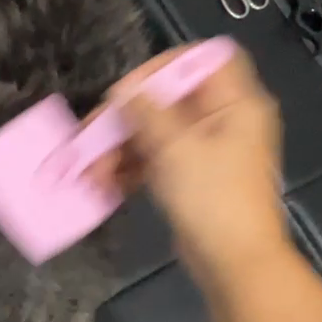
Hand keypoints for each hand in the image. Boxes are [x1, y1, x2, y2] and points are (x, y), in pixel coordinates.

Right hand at [92, 43, 292, 289]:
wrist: (231, 259)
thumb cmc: (212, 198)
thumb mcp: (176, 149)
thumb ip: (147, 113)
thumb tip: (122, 87)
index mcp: (234, 104)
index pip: (201, 61)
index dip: (162, 69)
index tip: (124, 91)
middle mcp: (220, 121)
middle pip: (166, 102)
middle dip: (124, 120)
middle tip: (88, 137)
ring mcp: (203, 151)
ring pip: (153, 135)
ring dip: (118, 150)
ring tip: (91, 173)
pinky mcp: (187, 178)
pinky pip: (152, 161)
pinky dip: (128, 170)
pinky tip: (103, 185)